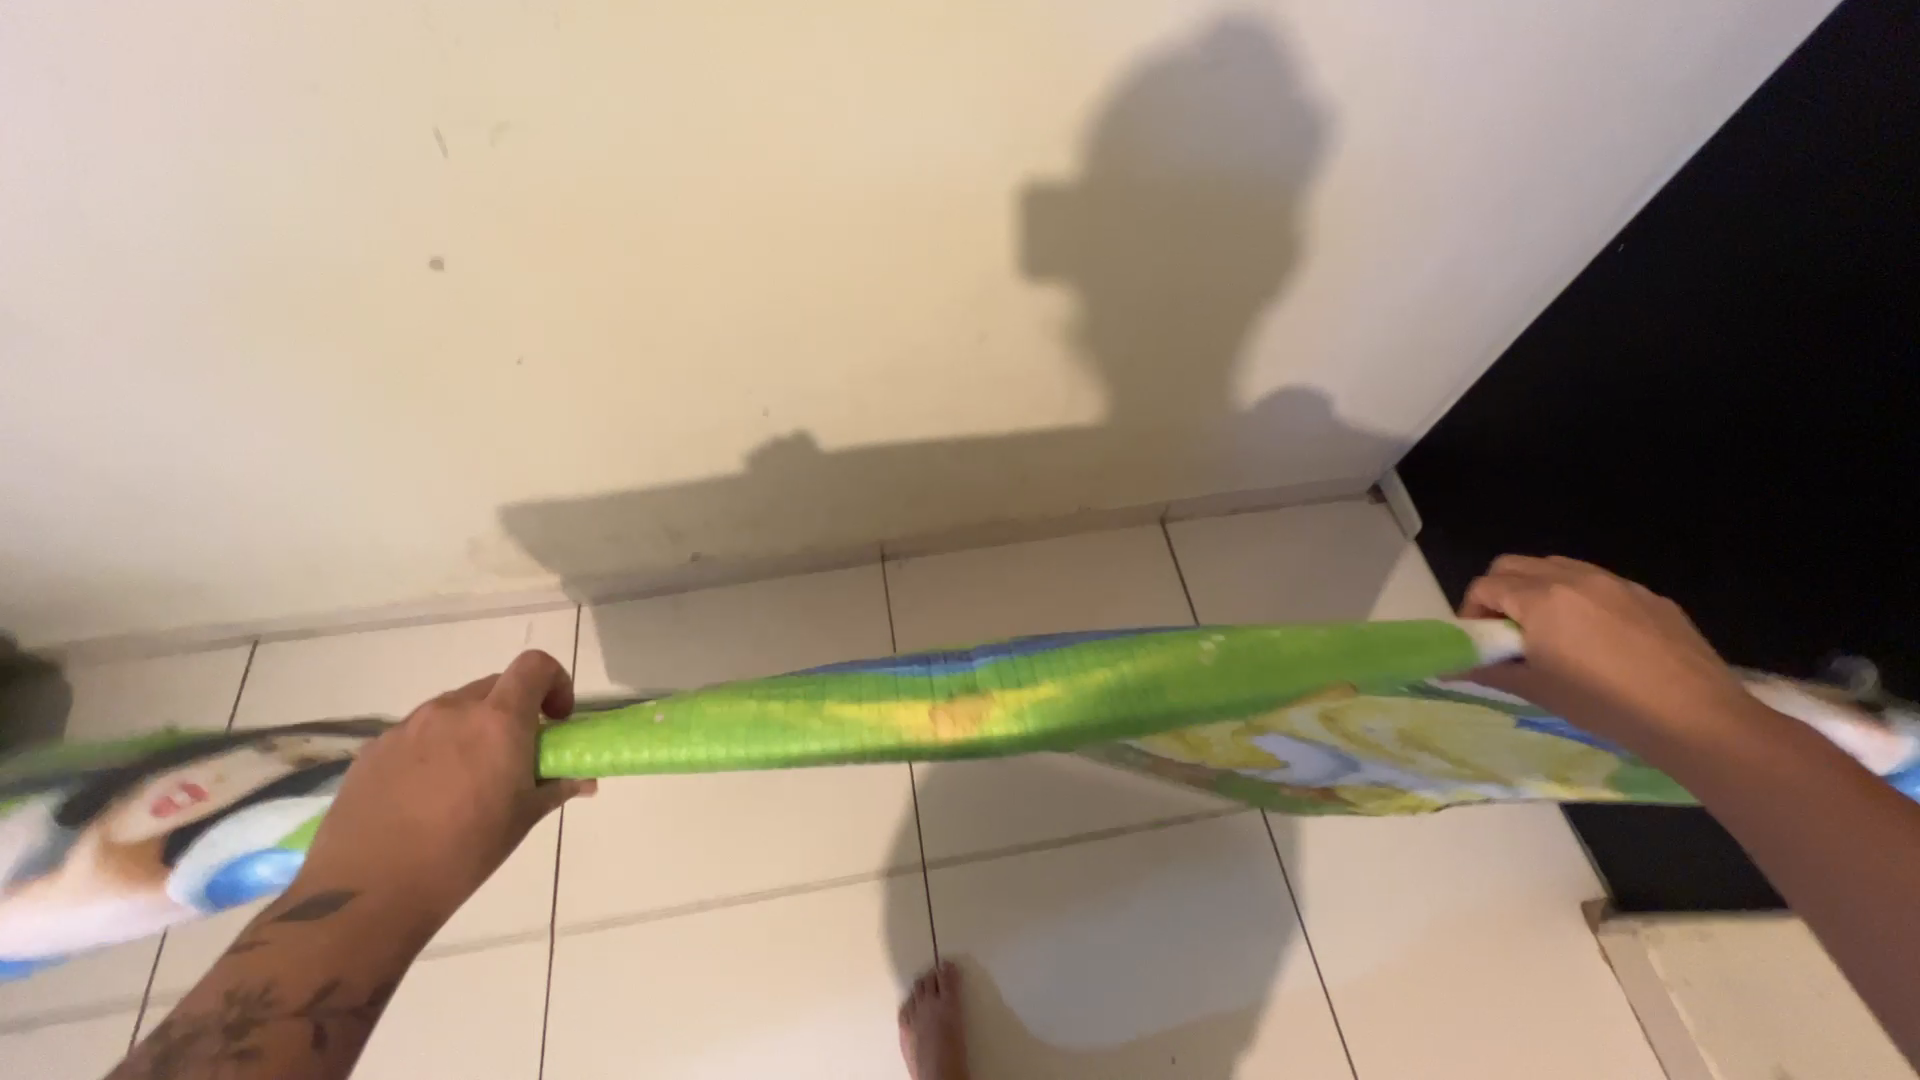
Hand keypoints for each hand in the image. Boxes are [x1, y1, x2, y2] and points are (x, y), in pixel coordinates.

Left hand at [294, 650, 596, 931]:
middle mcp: (452, 711)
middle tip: (515, 754)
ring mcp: (407, 728)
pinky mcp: (373, 750)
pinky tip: (426, 796)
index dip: (554, 682)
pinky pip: (417, 734)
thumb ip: (557, 786)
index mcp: (497, 721)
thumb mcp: (523, 818)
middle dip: (513, 710)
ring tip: (467, 779)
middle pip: (495, 686)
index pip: (534, 666)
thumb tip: (583, 780)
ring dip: (472, 729)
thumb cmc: (463, 851)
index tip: (555, 720)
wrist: (368, 892)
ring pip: (454, 709)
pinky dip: (435, 749)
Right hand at [1460, 556, 1762, 756]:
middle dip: (1499, 592)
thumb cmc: (1604, 704)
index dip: (1471, 612)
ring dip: (1537, 589)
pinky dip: (1579, 598)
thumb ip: (1489, 670)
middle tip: (1506, 631)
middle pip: (1514, 565)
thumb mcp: (1537, 690)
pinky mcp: (1650, 596)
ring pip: (1557, 567)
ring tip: (1549, 630)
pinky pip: (1598, 583)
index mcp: (1541, 599)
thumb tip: (1451, 668)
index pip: (1485, 586)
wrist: (1697, 719)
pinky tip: (1596, 638)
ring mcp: (1617, 584)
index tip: (1480, 642)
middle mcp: (1575, 579)